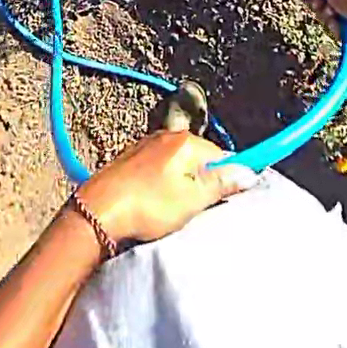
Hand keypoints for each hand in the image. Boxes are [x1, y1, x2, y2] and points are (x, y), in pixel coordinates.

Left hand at [72, 131, 254, 244]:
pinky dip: (163, 183)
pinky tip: (156, 204)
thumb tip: (248, 173)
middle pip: (199, 158)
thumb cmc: (148, 206)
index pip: (222, 154)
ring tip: (175, 210)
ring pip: (178, 164)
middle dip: (203, 181)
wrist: (98, 212)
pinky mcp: (130, 159)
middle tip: (199, 208)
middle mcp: (167, 136)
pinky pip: (159, 168)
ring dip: (182, 183)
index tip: (231, 197)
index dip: (229, 176)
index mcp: (186, 142)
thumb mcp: (192, 200)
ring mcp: (146, 145)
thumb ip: (221, 184)